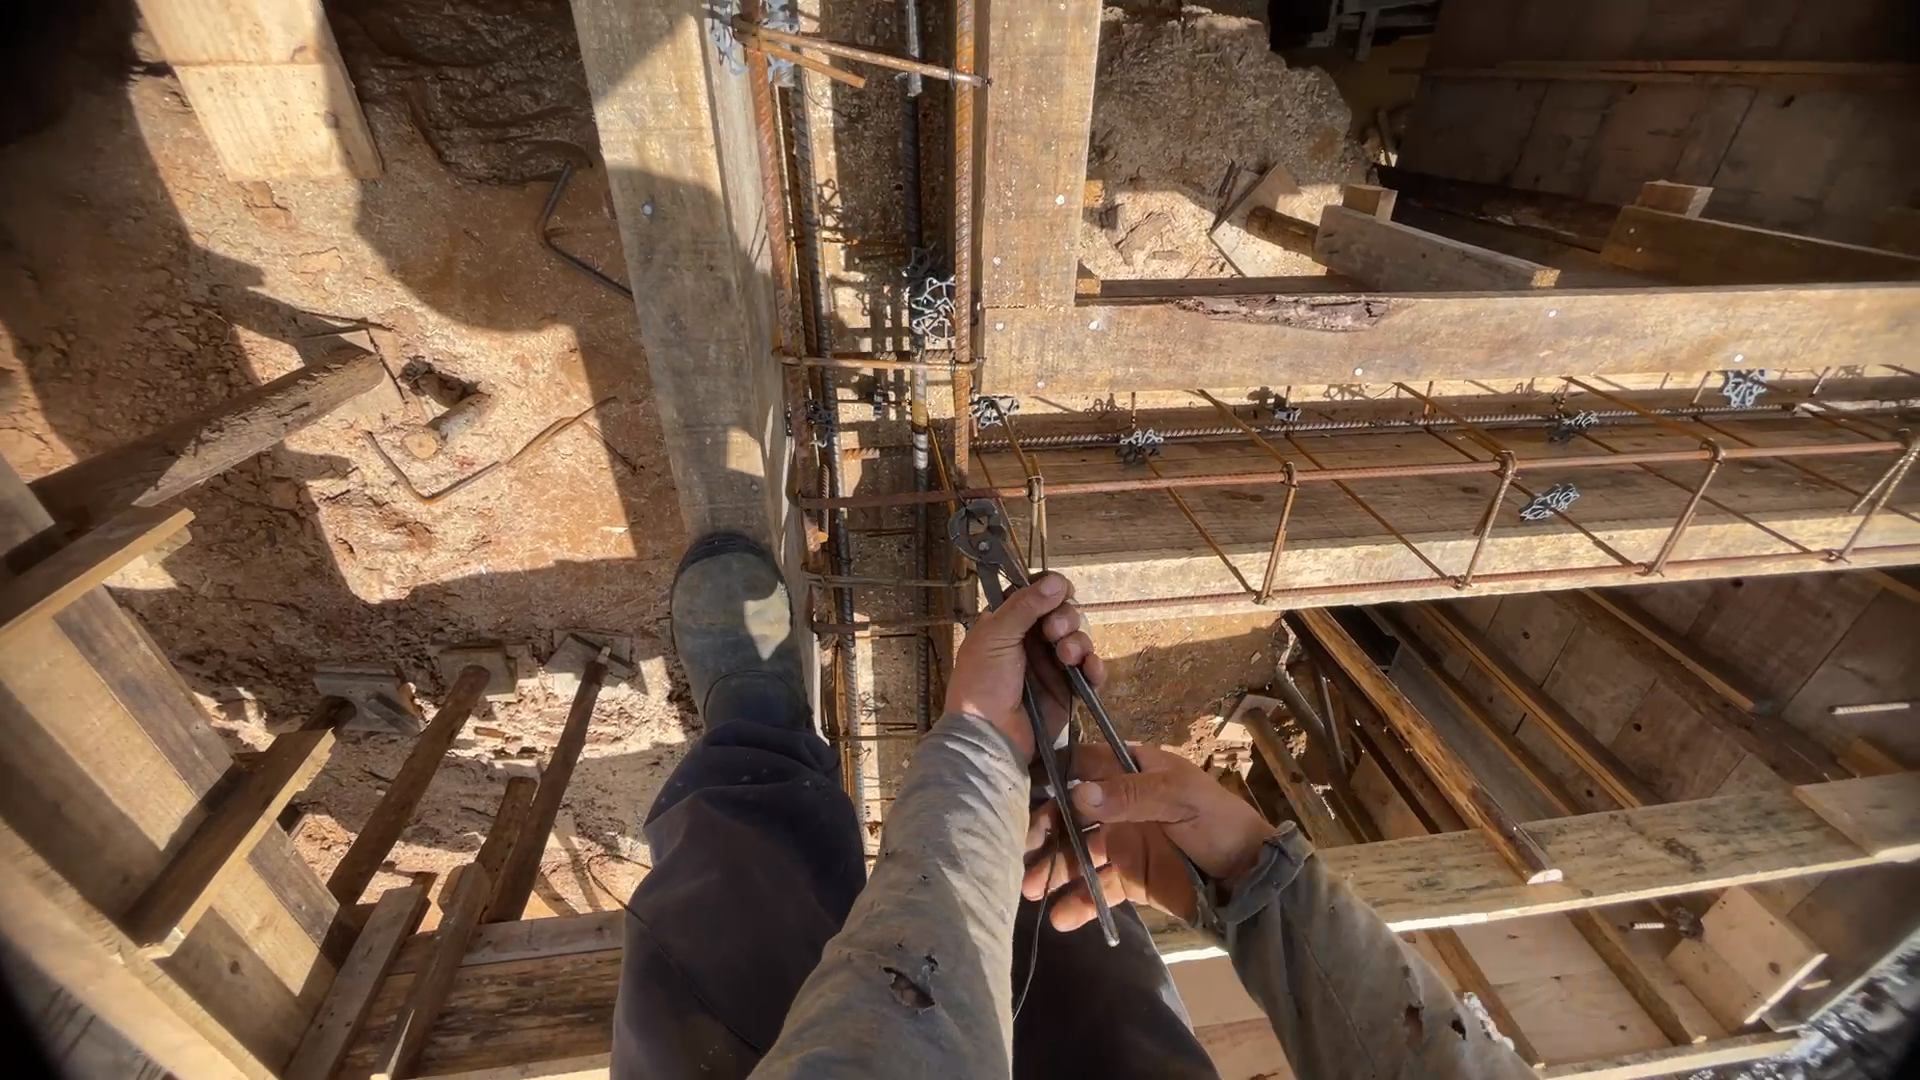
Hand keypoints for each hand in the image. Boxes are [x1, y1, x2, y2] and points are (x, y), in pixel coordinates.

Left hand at [943, 572, 1102, 761]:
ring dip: (1078, 642)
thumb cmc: (982, 682)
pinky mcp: (1068, 691)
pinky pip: (1091, 672)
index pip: (1037, 596)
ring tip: (1067, 656)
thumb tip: (1057, 580)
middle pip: (1063, 614)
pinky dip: (1095, 667)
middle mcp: (1031, 641)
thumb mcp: (995, 636)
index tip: (1059, 590)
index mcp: (1008, 624)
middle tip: (1054, 631)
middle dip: (1065, 618)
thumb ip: (1025, 606)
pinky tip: (1089, 670)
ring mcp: (1051, 666)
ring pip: (1079, 640)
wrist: (989, 736)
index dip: (1050, 590)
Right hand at [1023, 743, 1276, 931]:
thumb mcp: (1180, 798)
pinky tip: (1060, 918)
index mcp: (1131, 771)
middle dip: (1045, 831)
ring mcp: (1123, 843)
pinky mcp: (1129, 879)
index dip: (1052, 774)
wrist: (1254, 881)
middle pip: (1070, 813)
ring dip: (1053, 868)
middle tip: (1021, 853)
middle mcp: (1119, 804)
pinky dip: (1078, 903)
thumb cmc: (1219, 822)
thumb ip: (1130, 794)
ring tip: (1030, 890)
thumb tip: (1077, 794)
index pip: (1082, 764)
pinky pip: (1097, 888)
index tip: (1020, 791)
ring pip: (1077, 852)